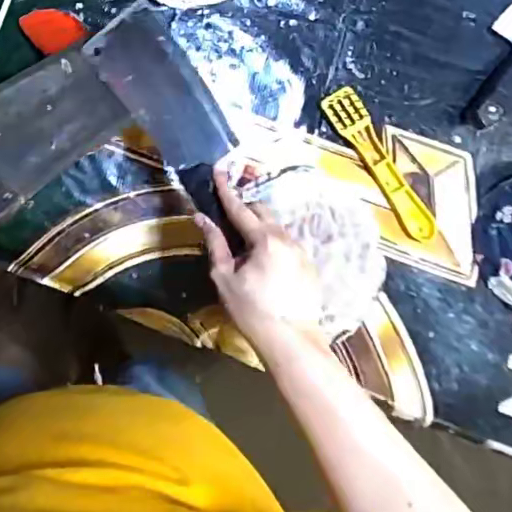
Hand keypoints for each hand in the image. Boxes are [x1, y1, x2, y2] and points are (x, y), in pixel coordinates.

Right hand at [196, 167, 326, 353]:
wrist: (292, 341)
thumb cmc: (252, 310)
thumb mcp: (225, 277)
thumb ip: (216, 244)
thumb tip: (202, 218)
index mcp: (264, 239)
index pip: (240, 208)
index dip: (225, 189)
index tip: (218, 170)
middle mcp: (286, 239)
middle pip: (262, 211)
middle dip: (244, 209)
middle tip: (228, 221)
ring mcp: (301, 252)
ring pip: (276, 228)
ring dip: (258, 228)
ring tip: (244, 248)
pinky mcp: (309, 266)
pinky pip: (286, 244)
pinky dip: (271, 244)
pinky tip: (263, 264)